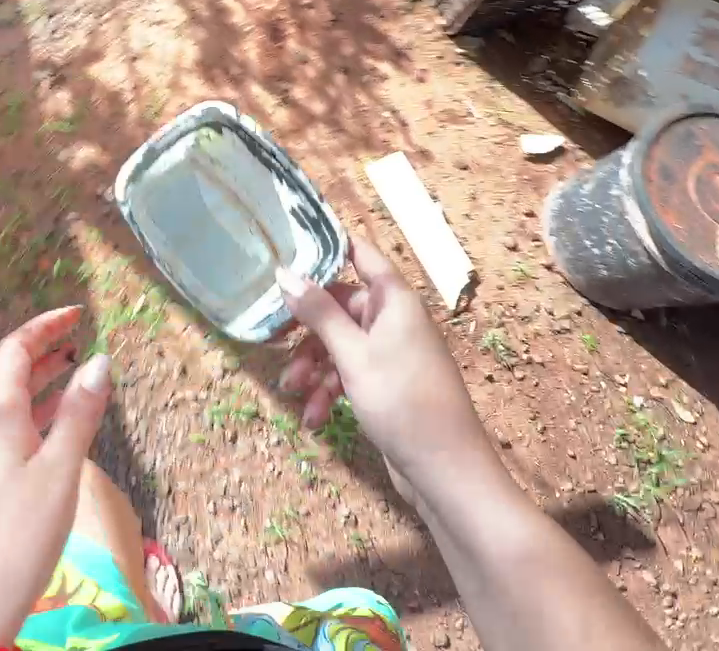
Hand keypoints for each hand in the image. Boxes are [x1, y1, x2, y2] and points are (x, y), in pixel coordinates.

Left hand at [0, 307, 111, 647]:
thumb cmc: (19, 532)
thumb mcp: (60, 469)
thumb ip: (80, 413)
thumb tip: (100, 359)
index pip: (15, 349)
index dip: (44, 326)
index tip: (77, 312)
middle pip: (11, 370)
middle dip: (44, 346)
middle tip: (78, 333)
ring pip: (14, 400)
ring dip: (44, 378)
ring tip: (76, 368)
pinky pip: (17, 427)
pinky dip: (42, 410)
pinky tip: (63, 424)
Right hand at [277, 234, 477, 468]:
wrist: (446, 472)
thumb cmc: (402, 400)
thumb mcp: (352, 354)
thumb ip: (318, 312)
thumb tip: (284, 272)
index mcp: (393, 299)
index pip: (358, 252)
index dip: (326, 244)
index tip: (286, 247)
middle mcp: (392, 318)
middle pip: (338, 306)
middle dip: (306, 329)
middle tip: (272, 341)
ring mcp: (389, 352)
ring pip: (338, 343)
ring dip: (313, 367)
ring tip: (292, 392)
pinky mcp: (385, 383)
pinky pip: (348, 372)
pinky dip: (328, 390)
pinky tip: (314, 417)